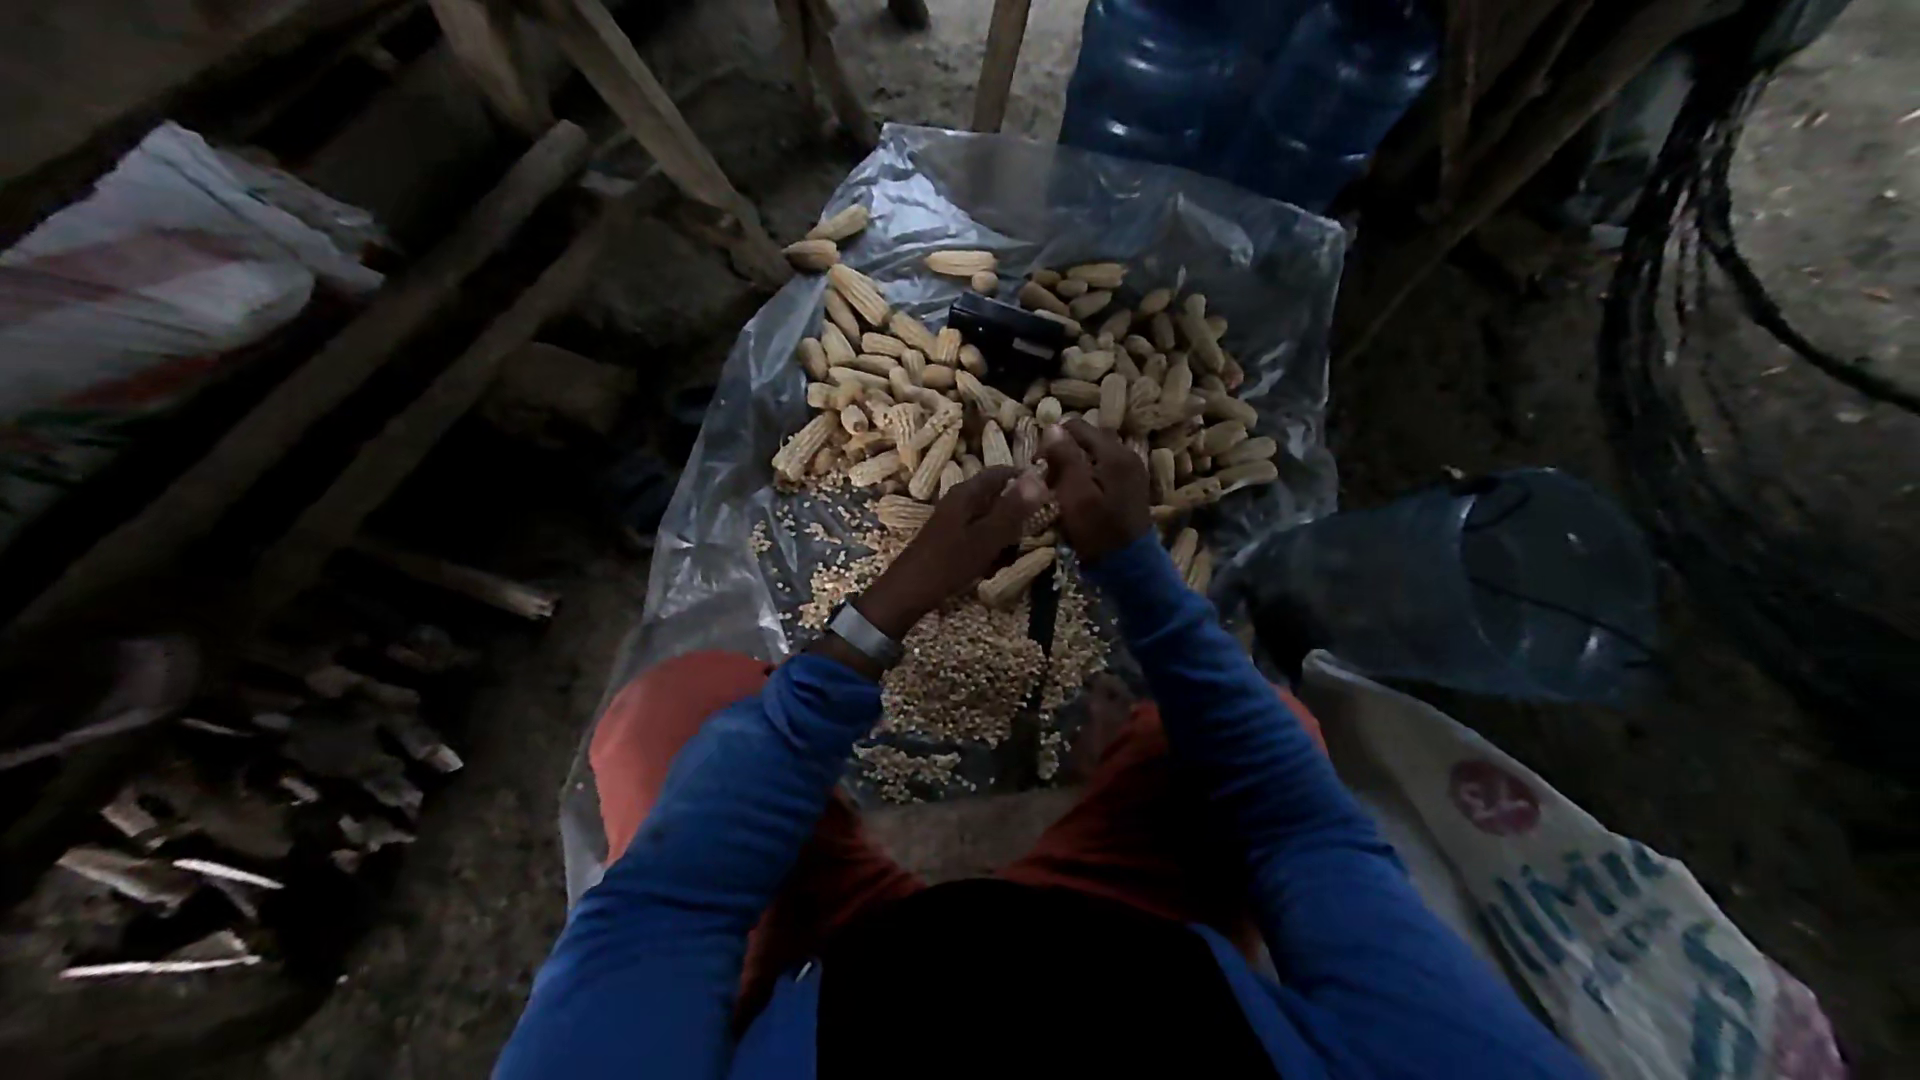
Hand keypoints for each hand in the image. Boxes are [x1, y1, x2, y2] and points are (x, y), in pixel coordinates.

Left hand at [856, 465, 1048, 638]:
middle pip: (996, 493)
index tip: (1051, 491)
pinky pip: (980, 531)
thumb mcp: (988, 535)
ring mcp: (954, 519)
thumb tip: (1040, 477)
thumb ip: (1013, 507)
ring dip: (1007, 526)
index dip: (1026, 478)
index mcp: (967, 492)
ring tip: (1024, 542)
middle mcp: (959, 500)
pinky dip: (994, 540)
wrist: (909, 591)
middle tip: (1043, 521)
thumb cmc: (949, 562)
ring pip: (989, 514)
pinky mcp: (951, 538)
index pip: (1002, 472)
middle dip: (1019, 505)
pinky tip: (1000, 557)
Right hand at [1039, 419, 1150, 562]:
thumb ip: (1065, 458)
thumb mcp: (1076, 494)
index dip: (1052, 440)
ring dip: (1075, 466)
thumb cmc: (1098, 531)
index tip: (1039, 465)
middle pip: (1087, 439)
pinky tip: (1079, 496)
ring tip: (1061, 489)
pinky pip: (1104, 470)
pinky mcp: (1131, 486)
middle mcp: (1127, 454)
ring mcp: (1132, 471)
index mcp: (1114, 453)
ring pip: (1095, 454)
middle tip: (1048, 479)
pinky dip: (1088, 476)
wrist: (1129, 566)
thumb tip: (1052, 427)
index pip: (1076, 426)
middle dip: (1064, 453)